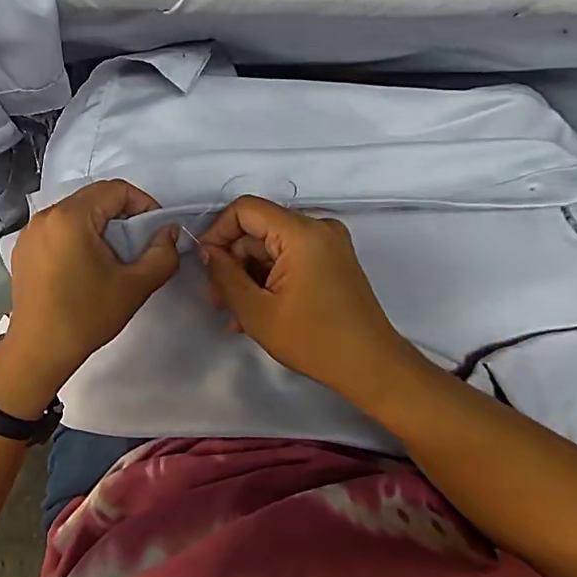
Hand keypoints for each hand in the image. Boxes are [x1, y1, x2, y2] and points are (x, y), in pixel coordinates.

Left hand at [0, 180, 179, 416]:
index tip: (155, 230)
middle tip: (138, 243)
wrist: (39, 351)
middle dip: (122, 214)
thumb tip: (169, 232)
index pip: (115, 189)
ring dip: (99, 225)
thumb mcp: (134, 286)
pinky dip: (77, 236)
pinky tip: (86, 266)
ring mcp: (30, 233)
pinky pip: (57, 229)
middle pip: (93, 198)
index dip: (142, 203)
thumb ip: (162, 254)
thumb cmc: (86, 316)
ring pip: (74, 213)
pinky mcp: (23, 250)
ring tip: (114, 256)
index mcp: (70, 217)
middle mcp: (45, 216)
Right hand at [197, 195, 425, 402]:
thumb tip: (207, 251)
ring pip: (271, 246)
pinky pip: (289, 257)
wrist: (372, 367)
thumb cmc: (314, 339)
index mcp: (302, 233)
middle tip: (215, 297)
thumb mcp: (256, 311)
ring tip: (234, 313)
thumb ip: (224, 275)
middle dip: (232, 260)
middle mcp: (317, 228)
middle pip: (258, 229)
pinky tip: (255, 311)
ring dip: (248, 275)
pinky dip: (269, 278)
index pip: (245, 209)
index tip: (204, 262)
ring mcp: (328, 243)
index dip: (218, 231)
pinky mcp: (332, 260)